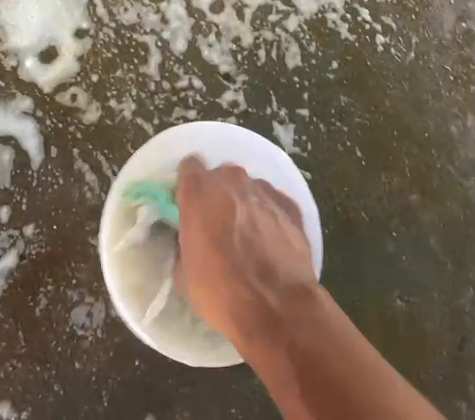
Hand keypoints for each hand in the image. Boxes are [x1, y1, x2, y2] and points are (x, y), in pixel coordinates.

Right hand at [173, 156, 315, 349]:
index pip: (189, 167)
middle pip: (220, 176)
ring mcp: (264, 190)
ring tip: (247, 236)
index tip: (189, 206)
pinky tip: (270, 241)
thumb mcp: (183, 275)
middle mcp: (231, 181)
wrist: (277, 308)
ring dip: (243, 204)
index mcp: (199, 192)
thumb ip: (184, 243)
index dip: (188, 186)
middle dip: (216, 195)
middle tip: (217, 225)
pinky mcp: (291, 206)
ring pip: (247, 187)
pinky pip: (272, 201)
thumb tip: (191, 239)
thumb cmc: (221, 292)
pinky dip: (269, 214)